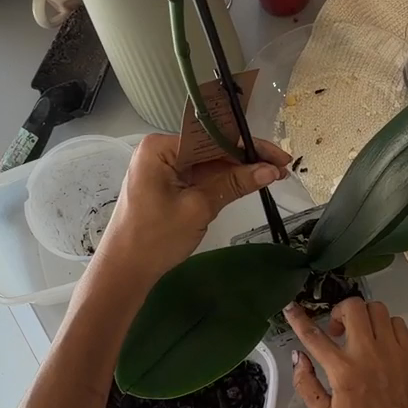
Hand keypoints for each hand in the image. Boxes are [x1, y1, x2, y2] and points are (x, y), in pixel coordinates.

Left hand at [92, 133, 288, 285]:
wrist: (124, 270)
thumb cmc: (155, 238)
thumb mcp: (198, 208)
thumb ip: (233, 184)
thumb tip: (269, 170)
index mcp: (160, 147)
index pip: (213, 137)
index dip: (249, 146)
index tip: (279, 156)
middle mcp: (161, 149)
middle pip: (213, 146)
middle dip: (247, 157)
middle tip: (282, 167)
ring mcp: (163, 167)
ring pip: (210, 162)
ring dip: (239, 170)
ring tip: (273, 175)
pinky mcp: (168, 183)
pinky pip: (201, 175)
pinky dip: (224, 181)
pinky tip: (249, 183)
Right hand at [286, 298, 407, 407]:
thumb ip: (306, 384)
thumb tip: (298, 358)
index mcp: (343, 370)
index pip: (314, 336)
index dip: (299, 319)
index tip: (291, 308)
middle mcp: (367, 353)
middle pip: (352, 307)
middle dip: (339, 311)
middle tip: (337, 331)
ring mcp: (391, 349)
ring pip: (376, 308)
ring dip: (363, 316)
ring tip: (359, 333)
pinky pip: (396, 321)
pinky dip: (385, 325)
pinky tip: (379, 340)